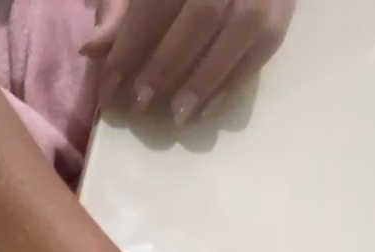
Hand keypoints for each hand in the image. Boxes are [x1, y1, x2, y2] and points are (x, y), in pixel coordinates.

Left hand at [84, 0, 294, 124]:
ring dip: (207, 78)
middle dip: (167, 63)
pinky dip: (235, 79)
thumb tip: (90, 50)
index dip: (128, 48)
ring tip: (179, 117)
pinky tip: (208, 108)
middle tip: (142, 104)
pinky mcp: (285, 3)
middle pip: (203, 13)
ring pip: (243, 27)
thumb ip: (119, 9)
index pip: (155, 3)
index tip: (108, 91)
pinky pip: (266, 42)